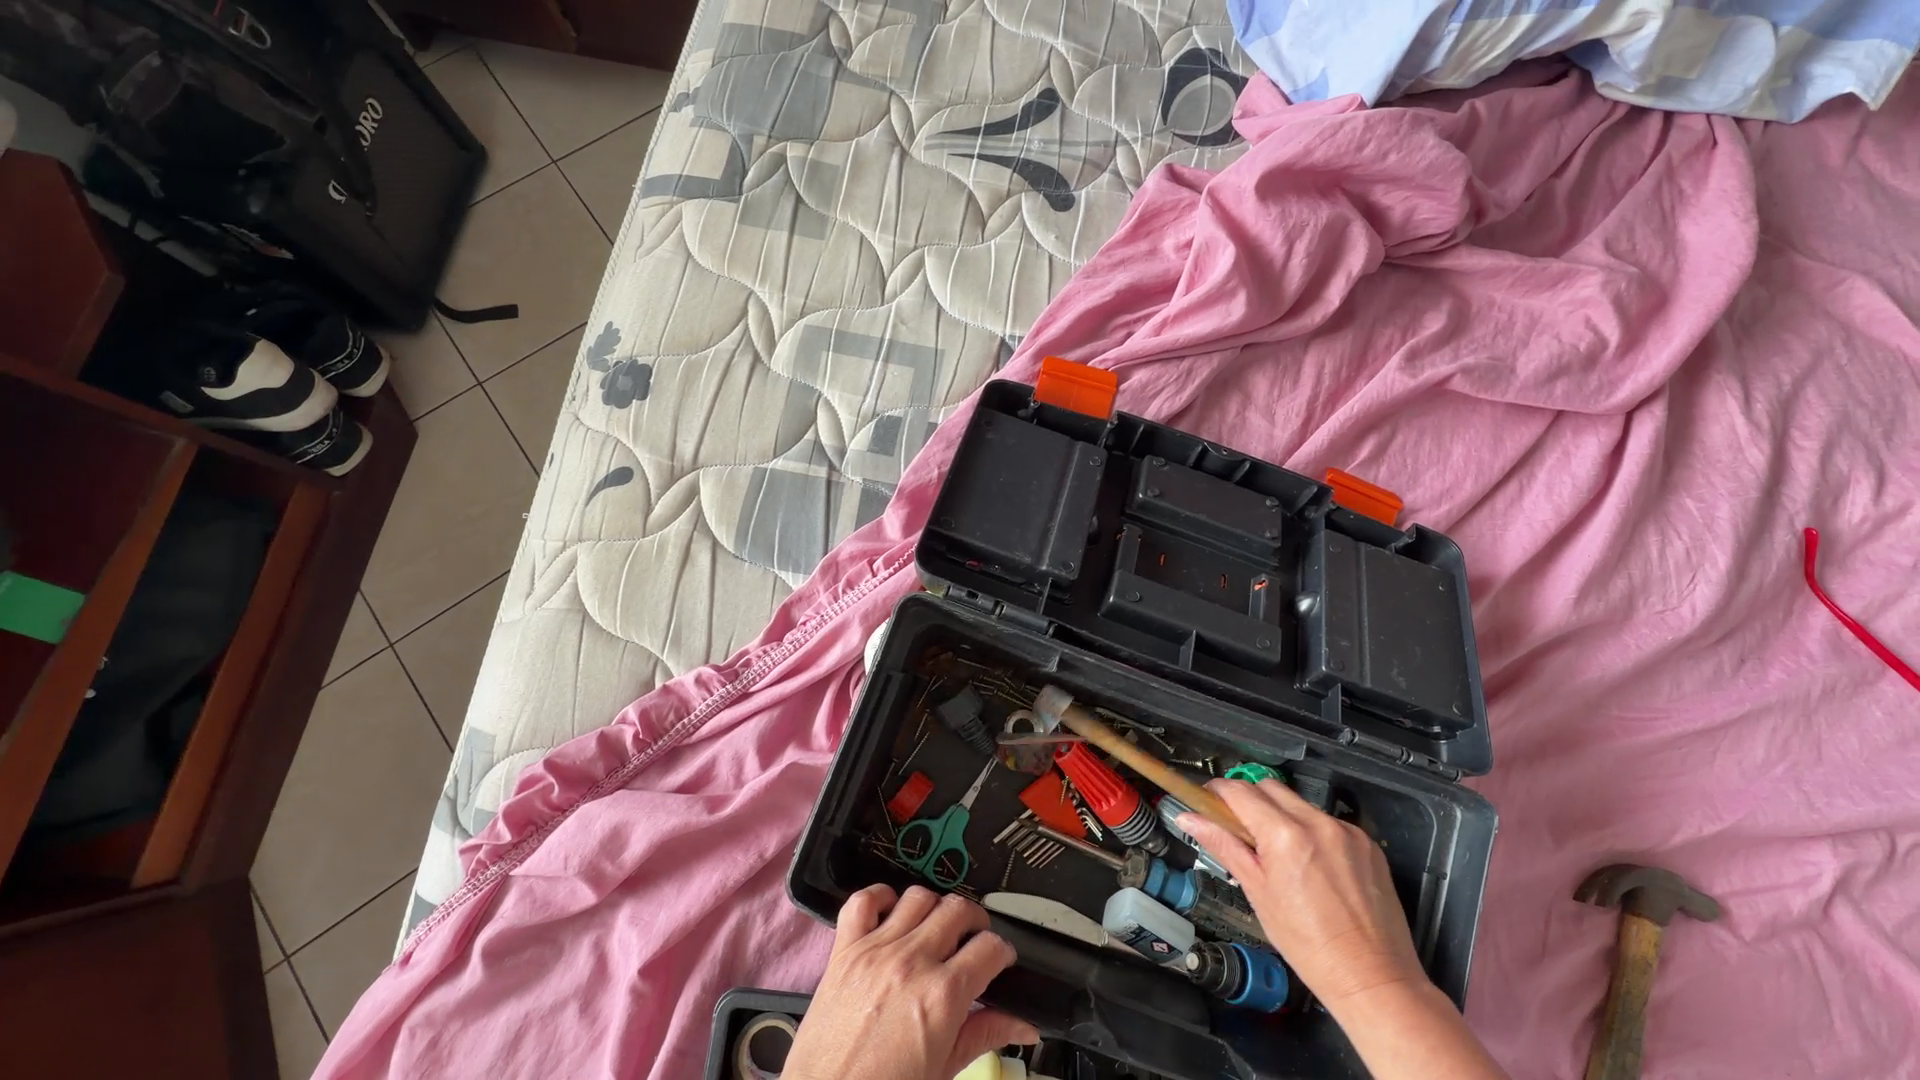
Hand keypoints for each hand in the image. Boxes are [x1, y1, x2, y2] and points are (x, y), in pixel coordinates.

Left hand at [784, 885, 1038, 1079]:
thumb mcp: (944, 1068)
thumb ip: (985, 1035)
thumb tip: (1023, 1026)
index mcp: (943, 995)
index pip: (990, 947)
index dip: (1002, 952)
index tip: (999, 959)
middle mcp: (912, 962)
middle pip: (958, 910)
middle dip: (974, 922)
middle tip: (972, 940)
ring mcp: (876, 950)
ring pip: (918, 896)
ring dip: (934, 908)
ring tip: (936, 928)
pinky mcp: (845, 949)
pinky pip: (863, 900)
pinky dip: (880, 897)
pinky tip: (891, 913)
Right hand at [1177, 778, 1423, 1009]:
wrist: (1372, 978)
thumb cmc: (1307, 944)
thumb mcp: (1257, 892)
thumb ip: (1224, 846)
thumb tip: (1189, 819)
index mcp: (1285, 835)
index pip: (1241, 791)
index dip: (1218, 792)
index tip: (1207, 802)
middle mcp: (1318, 823)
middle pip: (1270, 788)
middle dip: (1249, 800)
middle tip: (1239, 829)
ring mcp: (1348, 831)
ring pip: (1300, 804)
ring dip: (1282, 816)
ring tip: (1279, 855)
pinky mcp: (1368, 844)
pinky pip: (1329, 823)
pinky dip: (1312, 833)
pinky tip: (1313, 866)